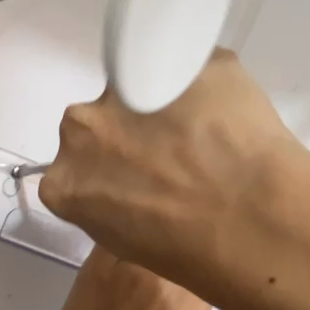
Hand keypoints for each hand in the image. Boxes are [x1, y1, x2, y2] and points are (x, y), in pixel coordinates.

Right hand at [37, 50, 309, 295]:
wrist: (246, 219)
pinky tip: (229, 124)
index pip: (72, 168)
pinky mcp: (186, 61)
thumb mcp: (120, 240)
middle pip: (99, 122)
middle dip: (126, 134)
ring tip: (201, 141)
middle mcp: (82, 126)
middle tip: (165, 162)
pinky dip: (206, 92)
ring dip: (162, 107)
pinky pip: (192, 73)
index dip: (105, 173)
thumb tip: (123, 183)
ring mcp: (131, 85)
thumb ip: (103, 201)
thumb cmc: (180, 249)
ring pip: (141, 89)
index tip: (130, 185)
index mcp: (63, 179)